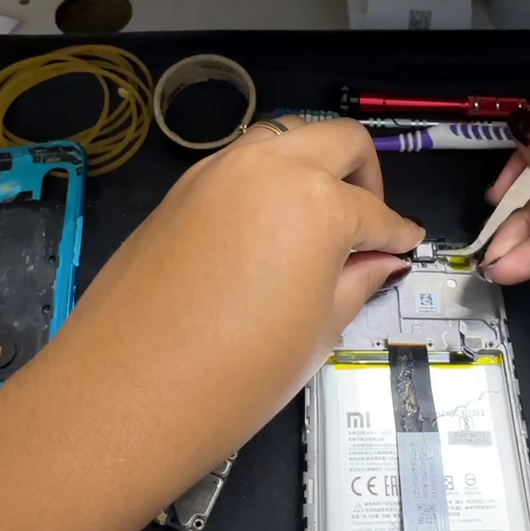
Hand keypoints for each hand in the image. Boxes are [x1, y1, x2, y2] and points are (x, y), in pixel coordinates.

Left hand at [51, 116, 423, 469]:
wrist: (124, 394)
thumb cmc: (237, 376)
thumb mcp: (318, 331)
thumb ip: (358, 280)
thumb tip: (383, 259)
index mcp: (316, 202)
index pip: (376, 211)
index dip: (398, 233)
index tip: (405, 244)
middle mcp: (269, 167)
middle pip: (340, 140)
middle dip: (367, 173)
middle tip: (367, 222)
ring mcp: (219, 170)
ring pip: (286, 136)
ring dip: (314, 163)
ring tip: (317, 216)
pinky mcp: (182, 186)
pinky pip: (241, 161)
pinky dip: (269, 177)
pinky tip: (268, 225)